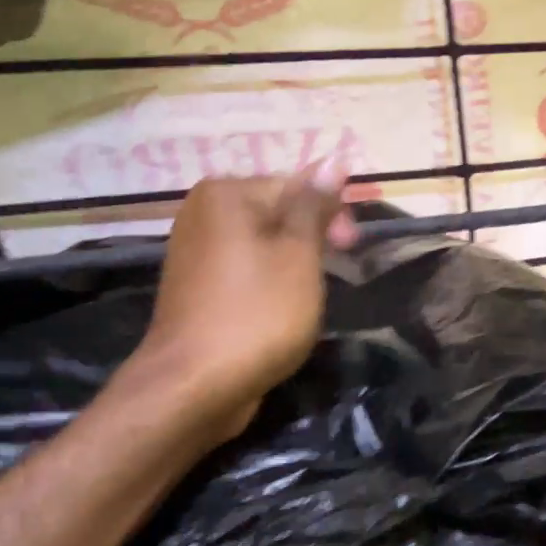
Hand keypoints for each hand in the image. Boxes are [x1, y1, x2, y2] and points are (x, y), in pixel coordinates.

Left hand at [128, 161, 357, 440]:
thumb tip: (332, 161)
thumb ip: (315, 207)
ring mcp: (193, 253)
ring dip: (292, 267)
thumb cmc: (258, 315)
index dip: (332, 215)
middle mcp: (202, 212)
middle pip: (275, 214)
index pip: (295, 185)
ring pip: (260, 247)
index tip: (353, 250)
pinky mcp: (195, 290)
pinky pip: (242, 274)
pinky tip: (279, 315)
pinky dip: (267, 288)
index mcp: (227, 194)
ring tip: (309, 301)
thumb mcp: (300, 257)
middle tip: (335, 278)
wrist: (196, 384)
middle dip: (312, 241)